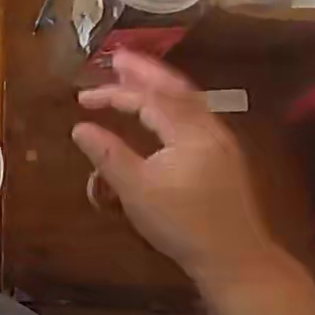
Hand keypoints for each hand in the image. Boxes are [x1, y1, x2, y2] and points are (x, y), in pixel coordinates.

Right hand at [72, 51, 281, 284]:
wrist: (234, 257)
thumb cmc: (182, 224)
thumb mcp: (137, 190)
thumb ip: (108, 155)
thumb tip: (80, 128)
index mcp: (189, 131)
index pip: (148, 100)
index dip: (113, 95)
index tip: (82, 98)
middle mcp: (209, 128)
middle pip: (174, 88)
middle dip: (144, 72)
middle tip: (117, 57)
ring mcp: (220, 142)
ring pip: (188, 101)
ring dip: (161, 85)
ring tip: (137, 76)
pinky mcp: (223, 158)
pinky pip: (195, 117)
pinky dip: (173, 105)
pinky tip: (163, 112)